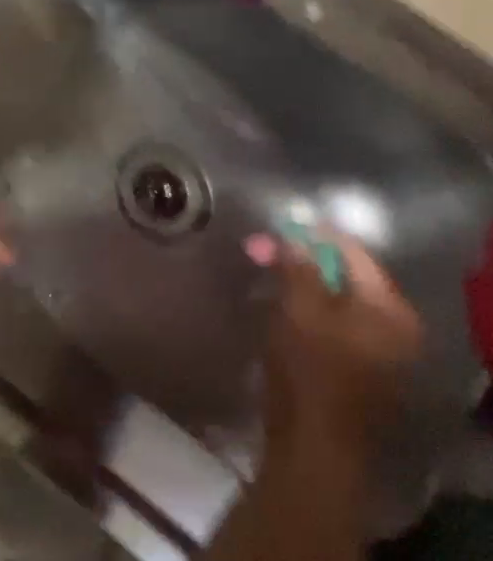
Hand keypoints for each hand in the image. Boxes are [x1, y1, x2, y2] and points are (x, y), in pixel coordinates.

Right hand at [258, 234, 421, 444]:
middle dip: (307, 259)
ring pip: (343, 298)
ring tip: (268, 274)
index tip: (275, 225)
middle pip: (351, 276)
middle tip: (263, 250)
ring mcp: (385, 345)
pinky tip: (284, 307)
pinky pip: (339, 319)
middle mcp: (397, 323)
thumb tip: (293, 236)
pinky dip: (312, 305)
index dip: (314, 236)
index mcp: (389, 309)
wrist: (316, 433)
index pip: (354, 254)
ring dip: (306, 282)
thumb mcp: (298, 312)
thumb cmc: (308, 368)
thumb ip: (299, 271)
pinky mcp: (364, 361)